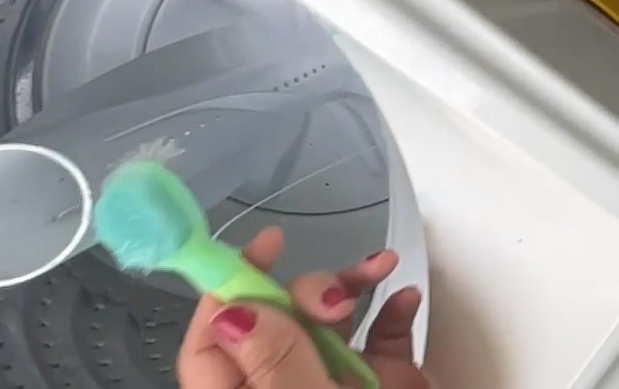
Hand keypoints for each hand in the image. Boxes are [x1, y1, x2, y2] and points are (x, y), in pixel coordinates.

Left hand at [178, 227, 427, 388]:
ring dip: (355, 283)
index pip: (212, 340)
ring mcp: (335, 378)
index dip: (231, 288)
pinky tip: (406, 298)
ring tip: (381, 269)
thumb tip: (234, 312)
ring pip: (331, 314)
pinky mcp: (383, 373)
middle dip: (309, 290)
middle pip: (278, 315)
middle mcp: (283, 382)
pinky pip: (384, 326)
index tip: (267, 244)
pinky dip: (395, 305)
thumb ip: (275, 362)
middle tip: (338, 300)